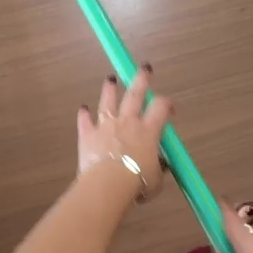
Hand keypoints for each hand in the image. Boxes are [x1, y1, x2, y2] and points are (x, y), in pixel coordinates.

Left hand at [76, 66, 167, 185]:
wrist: (108, 185)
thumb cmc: (136, 182)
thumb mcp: (155, 179)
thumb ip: (157, 168)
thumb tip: (159, 165)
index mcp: (148, 130)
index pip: (161, 107)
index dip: (166, 103)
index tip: (169, 107)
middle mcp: (128, 122)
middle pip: (135, 94)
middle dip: (141, 79)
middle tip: (144, 67)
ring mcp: (106, 126)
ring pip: (108, 102)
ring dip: (109, 90)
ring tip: (110, 79)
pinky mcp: (88, 135)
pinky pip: (85, 121)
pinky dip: (84, 115)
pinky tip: (82, 110)